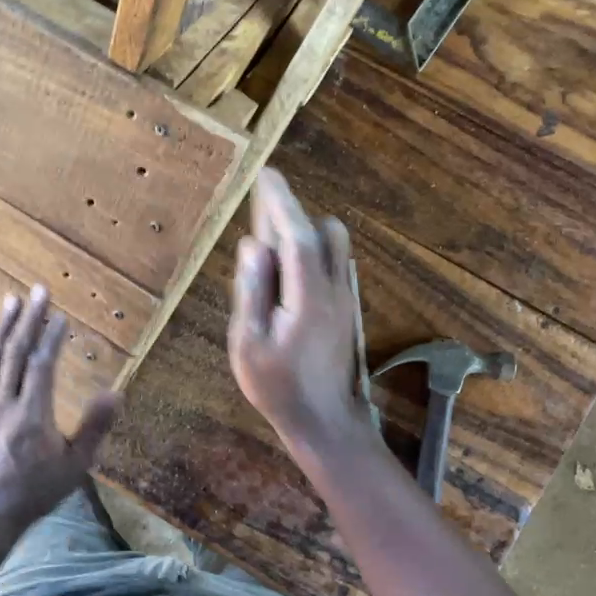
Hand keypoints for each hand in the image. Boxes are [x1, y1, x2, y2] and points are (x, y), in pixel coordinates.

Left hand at [0, 286, 118, 533]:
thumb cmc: (36, 490)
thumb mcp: (75, 465)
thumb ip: (94, 427)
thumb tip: (116, 393)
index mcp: (32, 415)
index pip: (42, 365)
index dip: (52, 338)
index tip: (63, 317)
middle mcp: (5, 403)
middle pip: (16, 351)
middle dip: (29, 318)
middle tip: (40, 290)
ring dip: (4, 324)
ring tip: (13, 298)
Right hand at [228, 168, 371, 452]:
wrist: (323, 421)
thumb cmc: (278, 387)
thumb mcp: (249, 344)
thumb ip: (252, 292)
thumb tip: (253, 246)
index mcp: (308, 296)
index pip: (297, 236)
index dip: (282, 202)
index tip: (266, 174)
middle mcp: (334, 289)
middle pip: (322, 233)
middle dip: (291, 213)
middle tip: (259, 207)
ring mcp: (345, 298)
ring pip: (334, 245)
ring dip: (305, 232)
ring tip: (270, 243)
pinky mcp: (346, 307)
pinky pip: (334, 262)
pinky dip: (312, 250)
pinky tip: (286, 271)